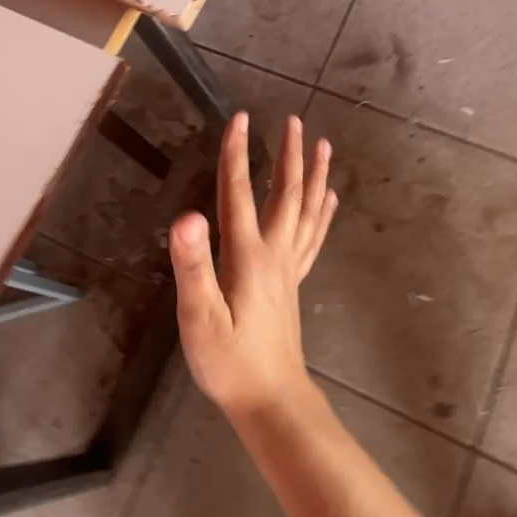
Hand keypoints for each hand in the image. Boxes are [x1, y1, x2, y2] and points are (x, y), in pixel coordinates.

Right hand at [169, 113, 337, 420]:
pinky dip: (322, 213)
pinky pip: (313, 237)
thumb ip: (193, 267)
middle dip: (288, 155)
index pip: (238, 193)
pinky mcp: (294, 283)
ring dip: (313, 175)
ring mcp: (289, 267)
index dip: (236, 154)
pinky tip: (330, 198)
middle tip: (294, 120)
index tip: (239, 117)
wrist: (271, 399)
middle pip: (285, 194)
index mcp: (247, 255)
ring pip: (306, 210)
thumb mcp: (200, 317)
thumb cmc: (229, 362)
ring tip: (322, 145)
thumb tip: (186, 216)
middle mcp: (274, 252)